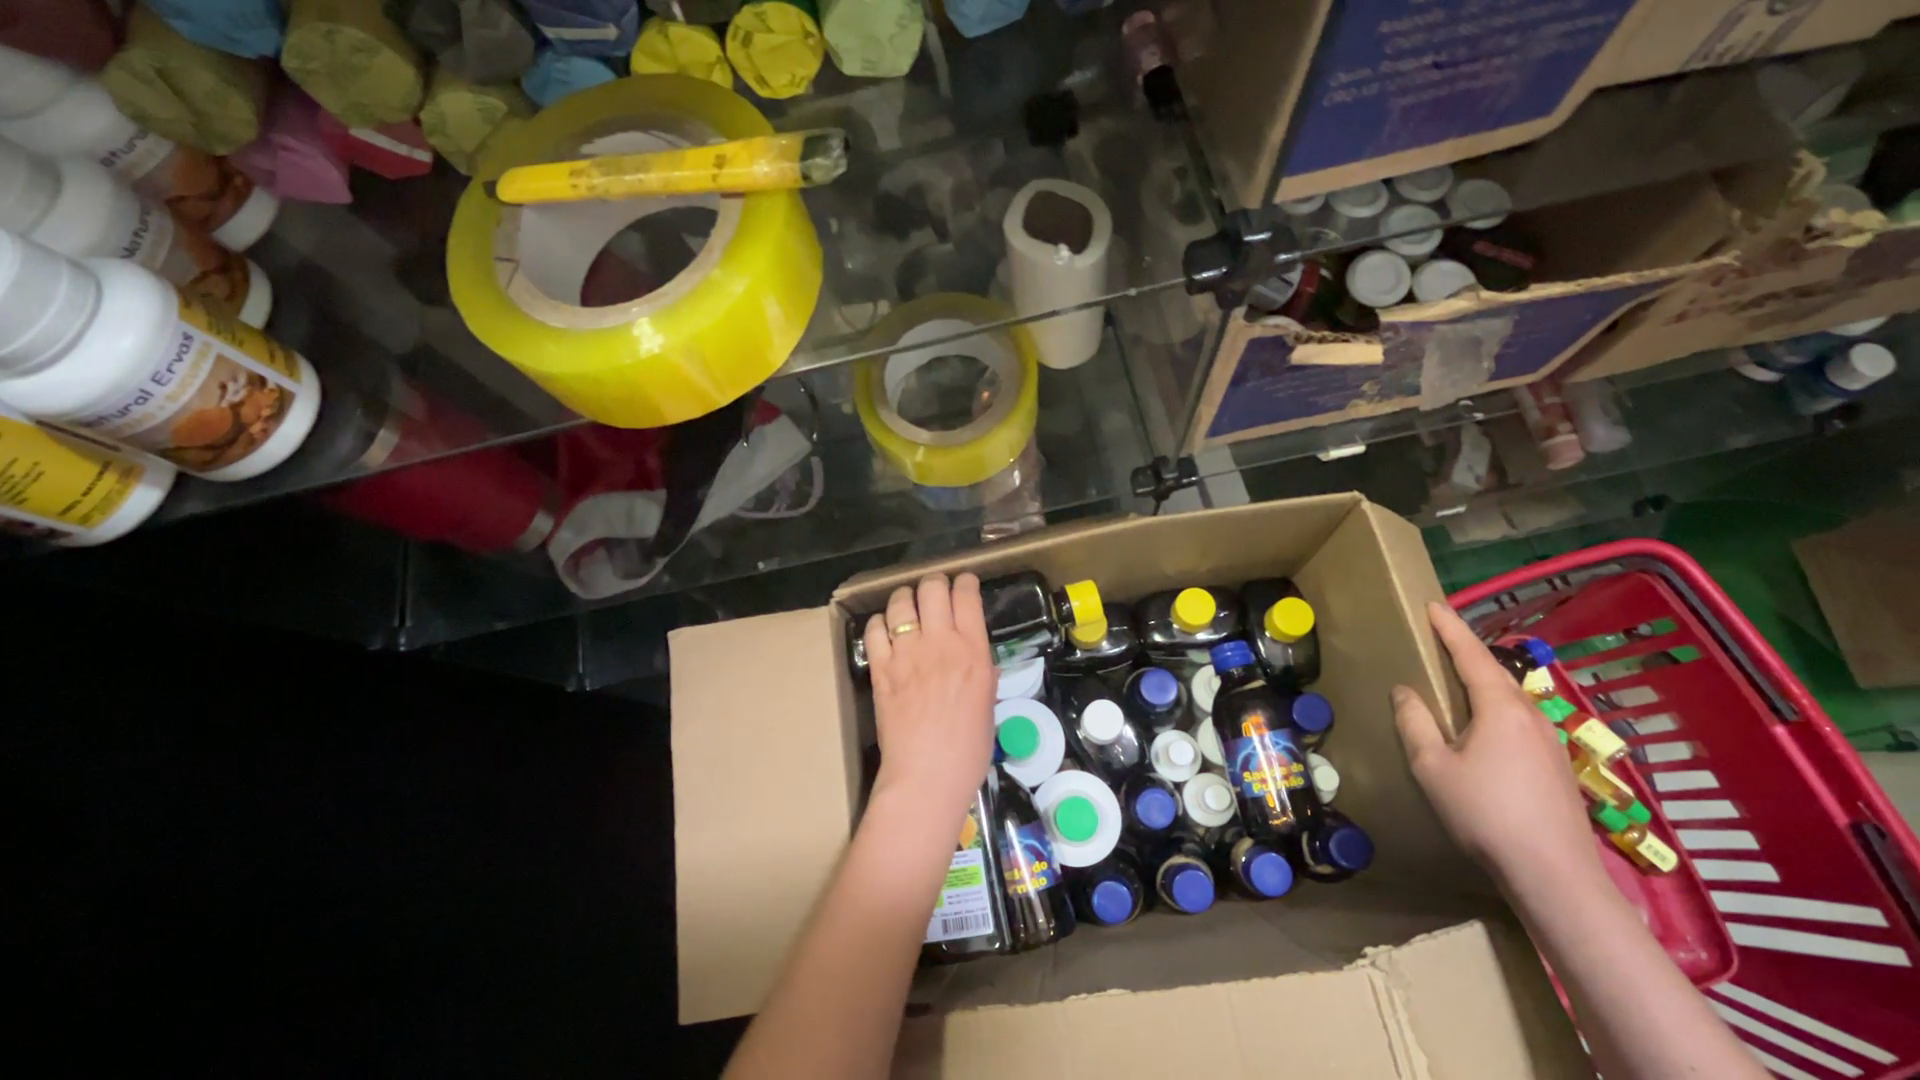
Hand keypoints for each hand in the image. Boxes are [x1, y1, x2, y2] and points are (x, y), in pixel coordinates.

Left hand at [864, 574, 996, 813]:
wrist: (927, 776)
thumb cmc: (967, 750)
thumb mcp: (988, 707)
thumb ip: (983, 676)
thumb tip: (980, 660)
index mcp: (973, 652)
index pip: (967, 597)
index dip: (966, 582)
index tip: (965, 583)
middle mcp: (940, 644)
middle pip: (932, 589)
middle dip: (935, 583)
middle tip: (935, 590)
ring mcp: (907, 654)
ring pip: (901, 603)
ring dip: (905, 597)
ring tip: (908, 603)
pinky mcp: (881, 669)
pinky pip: (875, 630)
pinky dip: (880, 623)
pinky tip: (885, 630)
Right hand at [1392, 602, 1600, 888]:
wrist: (1553, 872)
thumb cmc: (1485, 814)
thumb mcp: (1433, 768)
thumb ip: (1416, 724)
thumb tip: (1406, 691)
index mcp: (1500, 708)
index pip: (1470, 655)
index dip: (1449, 629)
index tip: (1432, 605)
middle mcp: (1530, 715)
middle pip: (1495, 673)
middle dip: (1467, 653)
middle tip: (1441, 638)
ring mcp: (1549, 741)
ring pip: (1510, 698)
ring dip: (1483, 682)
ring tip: (1458, 680)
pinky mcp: (1556, 765)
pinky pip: (1519, 721)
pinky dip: (1496, 708)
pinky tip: (1484, 728)